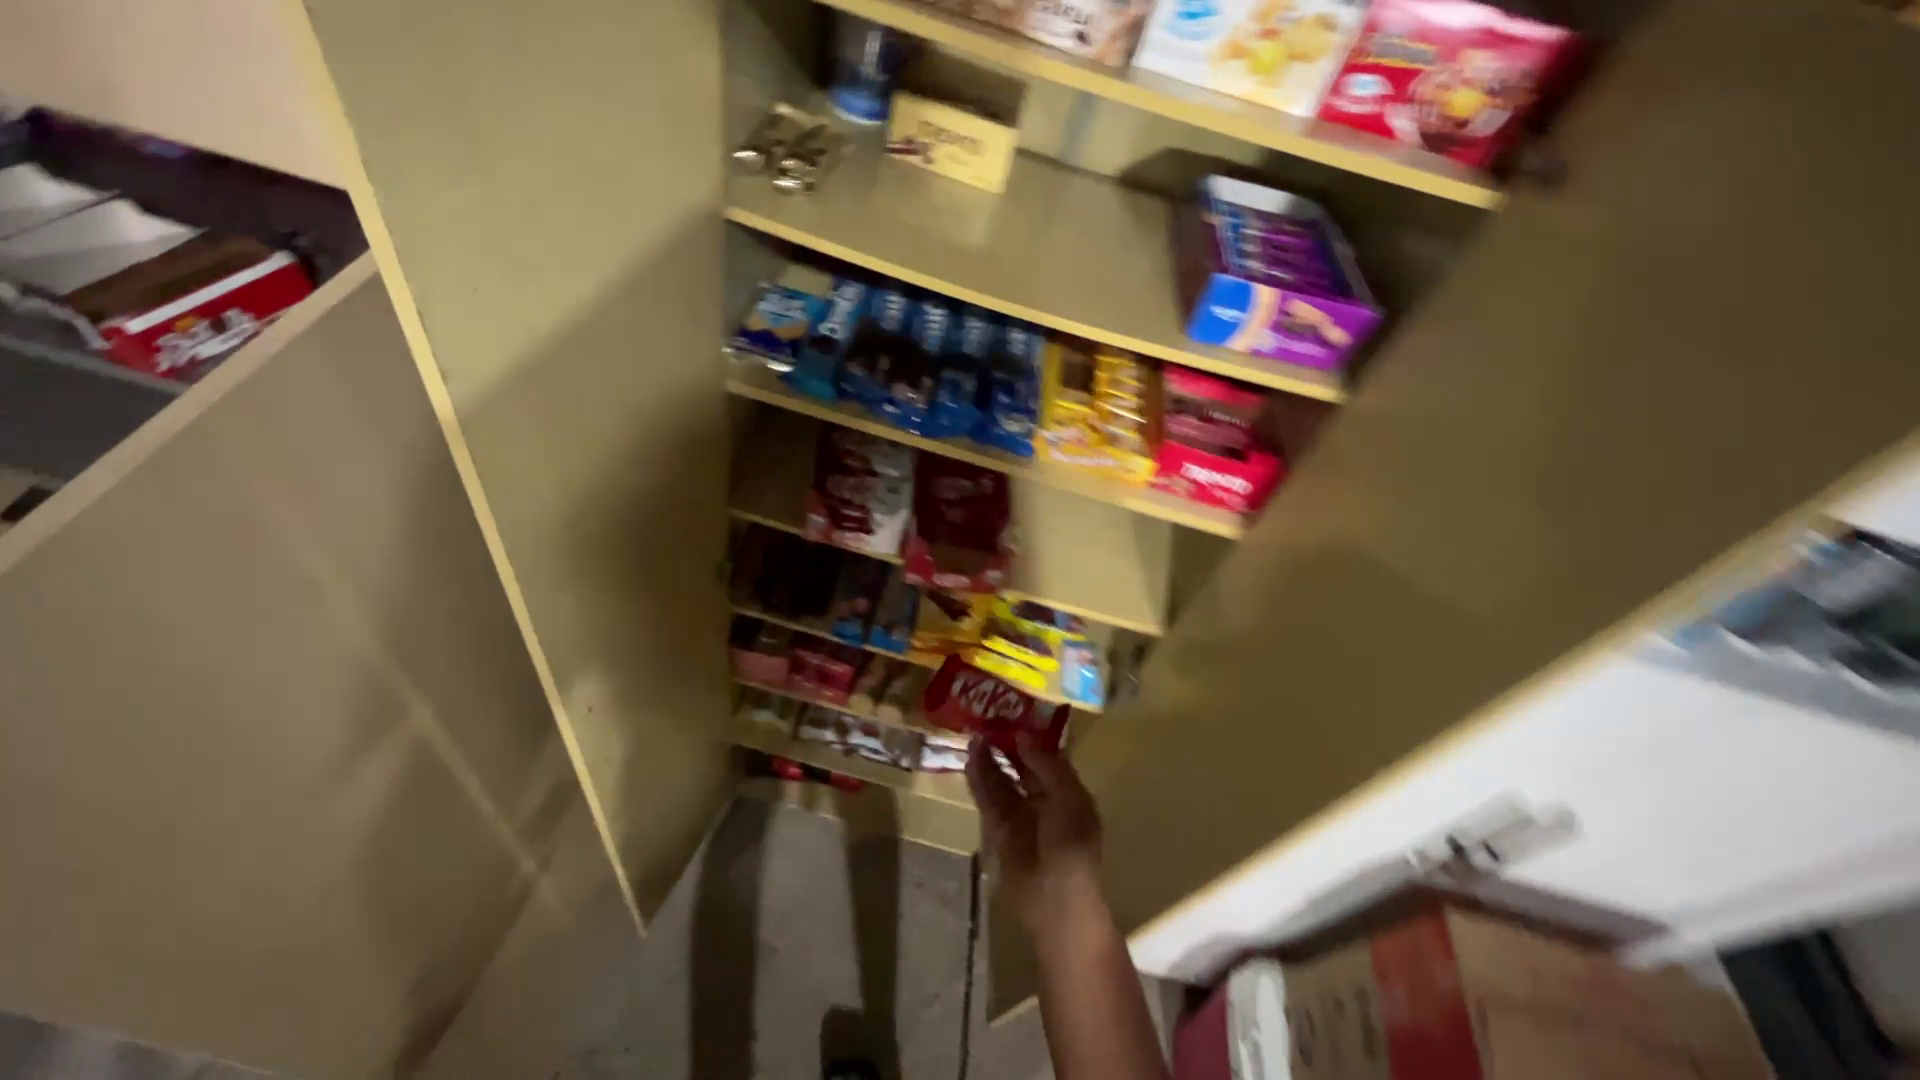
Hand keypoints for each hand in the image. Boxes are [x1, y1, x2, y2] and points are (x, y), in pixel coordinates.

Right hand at [966, 734, 1104, 936]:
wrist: (1055, 901)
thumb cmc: (1071, 847)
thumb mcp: (1069, 800)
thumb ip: (1047, 767)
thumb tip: (1024, 736)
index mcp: (1070, 795)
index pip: (1050, 760)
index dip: (1033, 738)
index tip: (1014, 714)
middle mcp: (1047, 803)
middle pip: (1024, 769)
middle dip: (1008, 747)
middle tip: (987, 721)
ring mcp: (1022, 817)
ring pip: (1004, 783)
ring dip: (991, 761)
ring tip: (974, 735)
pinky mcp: (1000, 832)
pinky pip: (990, 801)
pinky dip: (980, 781)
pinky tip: (971, 760)